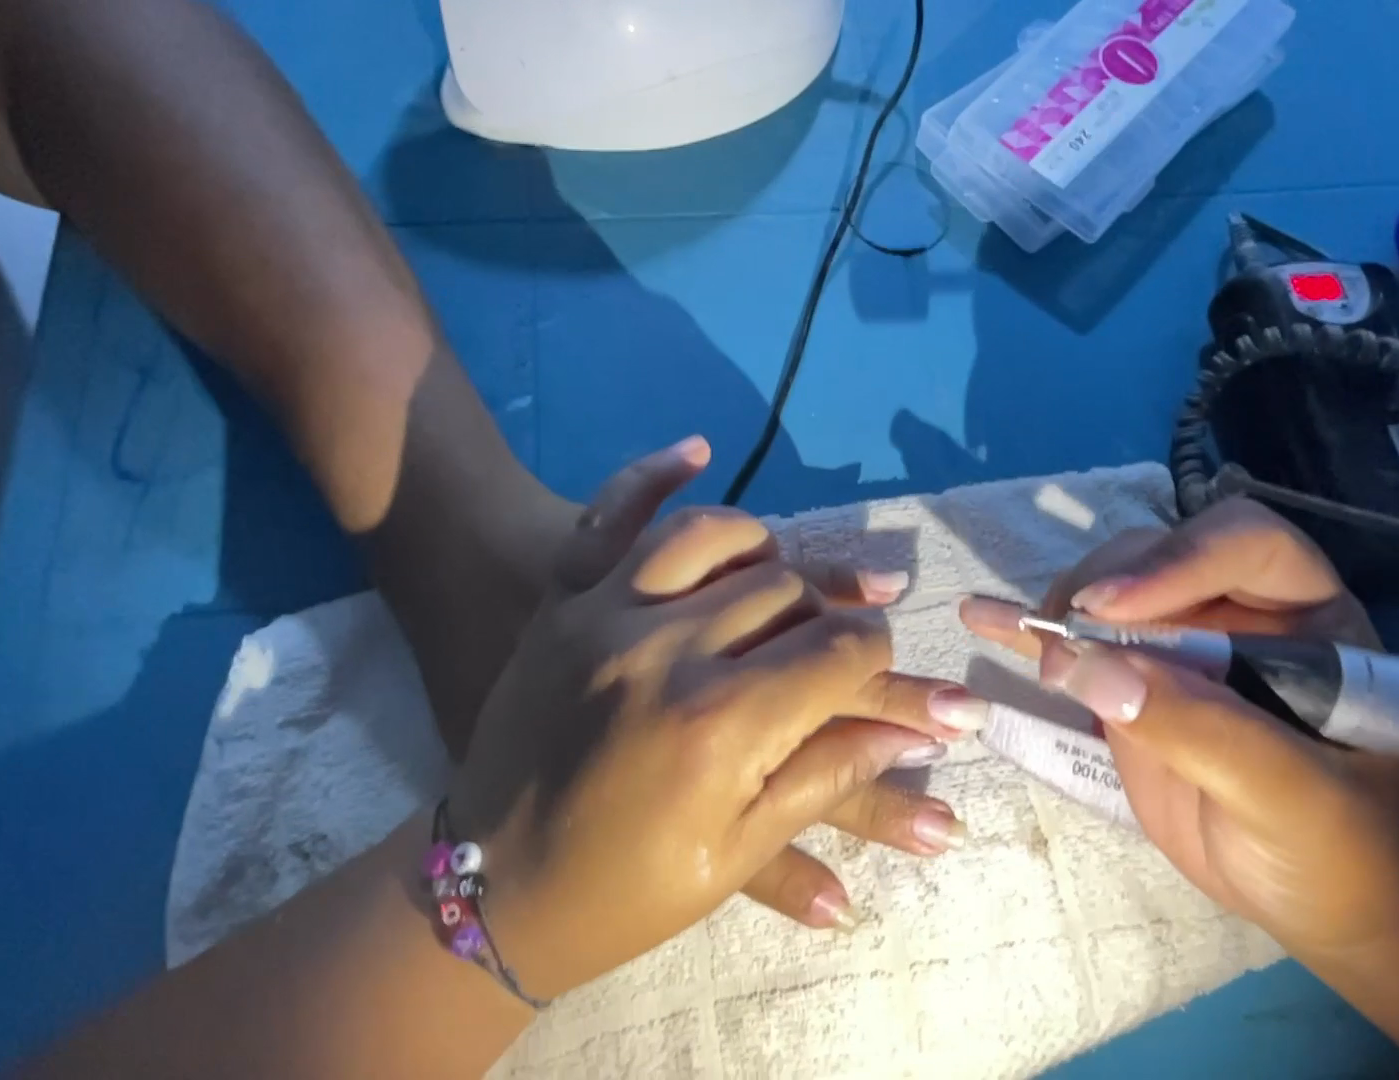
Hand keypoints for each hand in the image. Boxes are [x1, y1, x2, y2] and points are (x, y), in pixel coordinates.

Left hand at [448, 438, 947, 998]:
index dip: (879, 655)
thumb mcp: (731, 856)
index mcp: (719, 725)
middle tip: (840, 642)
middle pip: (787, 590)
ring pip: (717, 537)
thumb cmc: (620, 892)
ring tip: (789, 573)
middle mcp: (668, 649)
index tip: (883, 670)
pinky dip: (654, 476)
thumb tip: (912, 732)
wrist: (485, 886)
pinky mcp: (564, 602)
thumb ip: (824, 778)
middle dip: (832, 613)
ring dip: (767, 548)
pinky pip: (612, 516)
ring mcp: (607, 613)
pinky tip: (698, 448)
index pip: (839, 651)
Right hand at [961, 499, 1398, 958]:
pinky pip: (1070, 641)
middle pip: (1156, 558)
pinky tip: (981, 616)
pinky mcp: (1126, 679)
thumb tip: (1090, 670)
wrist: (1304, 892)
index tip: (1111, 608)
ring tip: (1042, 658)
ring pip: (1105, 589)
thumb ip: (1202, 730)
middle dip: (1103, 593)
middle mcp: (1233, 613)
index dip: (1177, 559)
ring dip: (1062, 611)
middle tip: (1066, 654)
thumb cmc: (1333, 848)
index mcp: (1304, 617)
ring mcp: (1173, 644)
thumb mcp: (1291, 797)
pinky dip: (1025, 628)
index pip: (1244, 545)